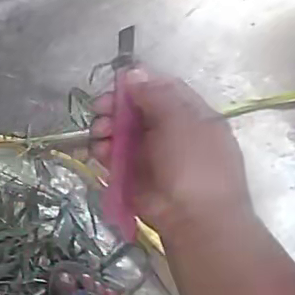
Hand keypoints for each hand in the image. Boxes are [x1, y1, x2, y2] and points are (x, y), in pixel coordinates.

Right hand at [92, 69, 253, 237]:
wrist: (196, 221)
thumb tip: (133, 73)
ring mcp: (150, 155)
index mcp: (191, 115)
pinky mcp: (132, 176)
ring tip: (99, 134)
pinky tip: (97, 152)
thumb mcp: (181, 121)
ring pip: (120, 132)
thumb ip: (155, 94)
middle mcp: (170, 132)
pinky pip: (112, 157)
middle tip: (99, 109)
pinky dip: (102, 151)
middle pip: (135, 109)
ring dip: (105, 128)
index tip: (115, 84)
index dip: (138, 83)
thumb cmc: (195, 165)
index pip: (161, 88)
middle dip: (114, 107)